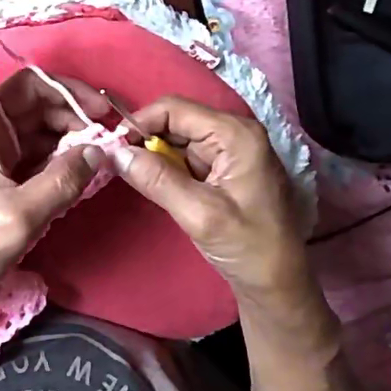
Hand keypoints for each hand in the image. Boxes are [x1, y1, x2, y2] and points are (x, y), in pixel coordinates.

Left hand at [0, 0, 106, 337]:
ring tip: (103, 148)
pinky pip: (40, 143)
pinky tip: (87, 165)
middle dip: (70, 97)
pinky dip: (64, 148)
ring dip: (72, 126)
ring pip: (40, 116)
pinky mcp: (3, 168)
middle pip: (30, 88)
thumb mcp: (20, 216)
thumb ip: (64, 180)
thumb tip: (100, 151)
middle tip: (108, 123)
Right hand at [109, 97, 311, 302]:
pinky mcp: (222, 169)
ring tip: (131, 175)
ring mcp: (229, 151)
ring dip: (153, 154)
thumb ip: (157, 180)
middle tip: (117, 164)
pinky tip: (152, 183)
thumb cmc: (248, 246)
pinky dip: (165, 167)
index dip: (139, 122)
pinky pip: (185, 157)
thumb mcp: (199, 214)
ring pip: (176, 139)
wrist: (277, 282)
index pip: (175, 109)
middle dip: (144, 139)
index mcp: (235, 134)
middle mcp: (233, 133)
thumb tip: (115, 153)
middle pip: (175, 120)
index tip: (113, 147)